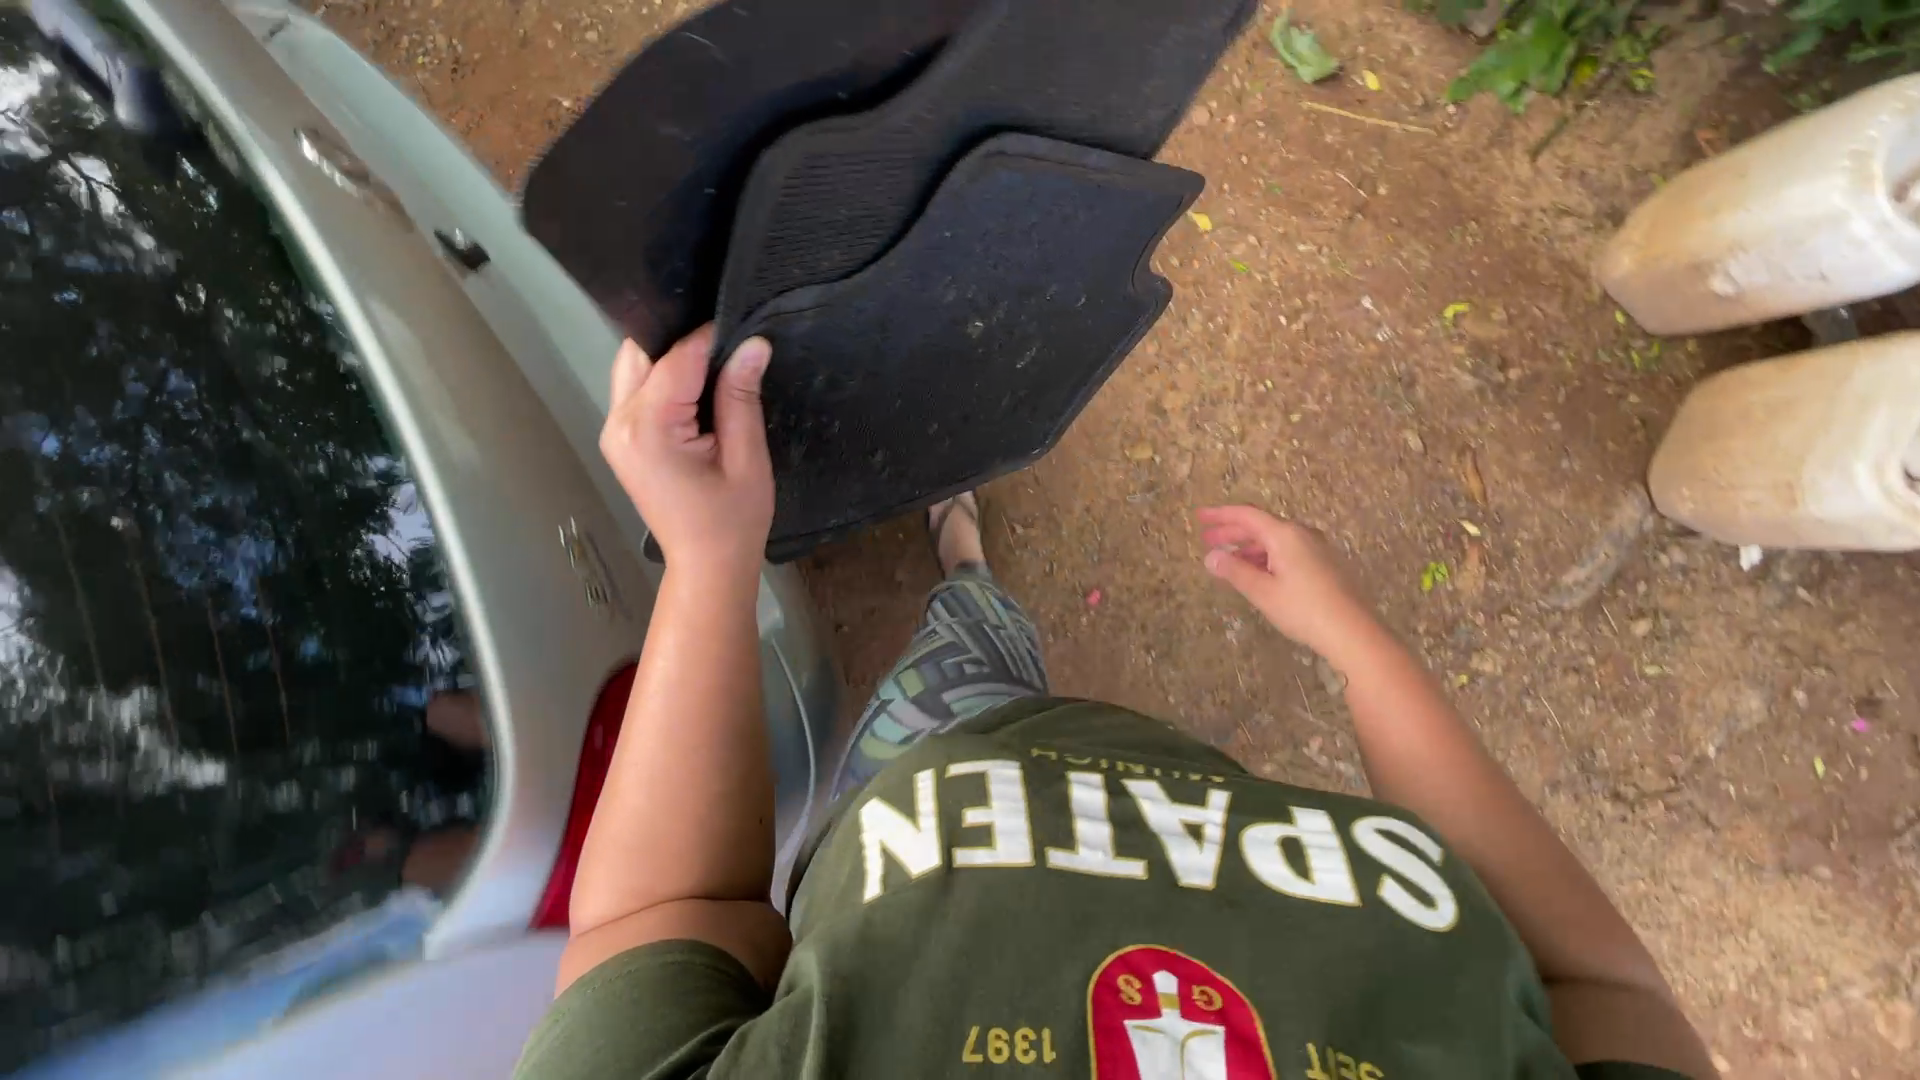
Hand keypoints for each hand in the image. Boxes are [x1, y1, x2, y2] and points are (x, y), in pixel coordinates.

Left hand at [600, 325, 773, 582]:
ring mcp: (614, 431)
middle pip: (642, 354)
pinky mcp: (621, 438)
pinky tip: (697, 393)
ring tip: (716, 371)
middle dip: (683, 344)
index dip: (710, 337)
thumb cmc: (733, 520)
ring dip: (672, 361)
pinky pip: (637, 390)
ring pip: (636, 367)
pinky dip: (664, 381)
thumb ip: (741, 395)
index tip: (743, 328)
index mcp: (648, 428)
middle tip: (729, 349)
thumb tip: (753, 343)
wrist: (708, 564)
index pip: (676, 358)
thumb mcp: (746, 457)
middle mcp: (619, 423)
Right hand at [1196, 505, 1379, 663]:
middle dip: (1232, 532)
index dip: (1220, 515)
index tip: (1199, 516)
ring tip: (1228, 561)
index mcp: (1285, 535)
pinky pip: (1287, 551)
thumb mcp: (1262, 591)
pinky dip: (1266, 557)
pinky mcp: (1324, 564)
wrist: (1353, 631)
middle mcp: (1302, 534)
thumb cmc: (1303, 609)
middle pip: (1261, 526)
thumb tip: (1210, 556)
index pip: (1246, 515)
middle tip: (1207, 540)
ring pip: (1275, 540)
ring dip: (1249, 547)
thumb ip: (1234, 571)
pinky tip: (1257, 573)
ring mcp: (1316, 549)